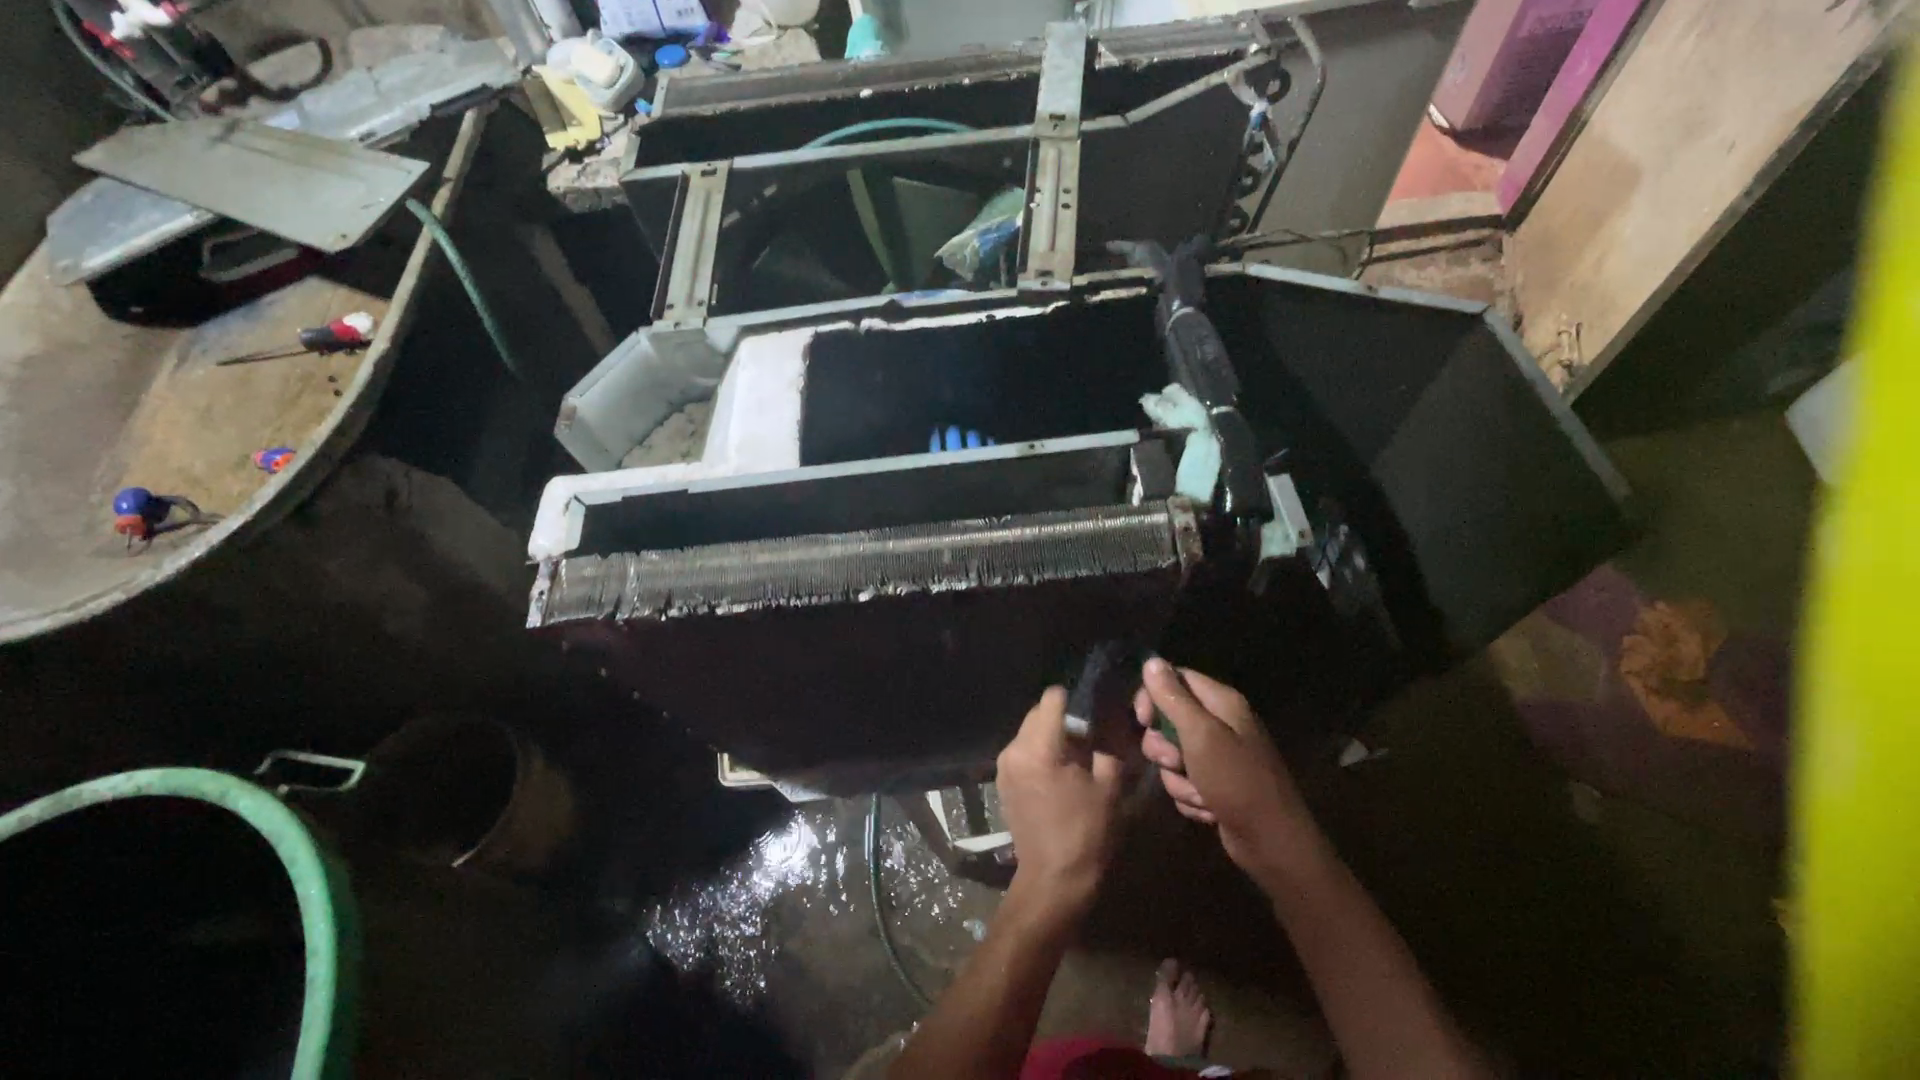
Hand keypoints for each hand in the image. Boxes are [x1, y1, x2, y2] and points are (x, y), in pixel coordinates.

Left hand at [996, 686, 1124, 911]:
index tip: (1096, 712)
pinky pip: (1023, 749)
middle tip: (1092, 738)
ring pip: (1030, 730)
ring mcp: (1004, 765)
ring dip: (1052, 735)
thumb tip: (1110, 716)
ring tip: (1079, 757)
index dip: (1077, 700)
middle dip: (1064, 718)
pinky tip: (1061, 772)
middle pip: (1039, 712)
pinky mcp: (1002, 780)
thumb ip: (1108, 743)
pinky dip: (1041, 751)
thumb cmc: (1087, 833)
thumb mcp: (1109, 784)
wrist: (1054, 879)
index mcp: (1038, 748)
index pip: (1053, 698)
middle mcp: (1013, 750)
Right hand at [1135, 659, 1317, 876]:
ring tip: (1200, 794)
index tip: (1143, 721)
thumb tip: (1152, 661)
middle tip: (1177, 763)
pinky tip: (1207, 809)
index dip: (1153, 697)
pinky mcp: (1215, 785)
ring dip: (1178, 779)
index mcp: (1222, 703)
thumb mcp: (1200, 735)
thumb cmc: (1236, 780)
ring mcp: (1218, 757)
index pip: (1175, 680)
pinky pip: (1184, 782)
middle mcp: (1220, 724)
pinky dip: (1189, 797)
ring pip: (1173, 757)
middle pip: (1169, 721)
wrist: (1270, 840)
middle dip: (1164, 748)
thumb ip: (1173, 698)